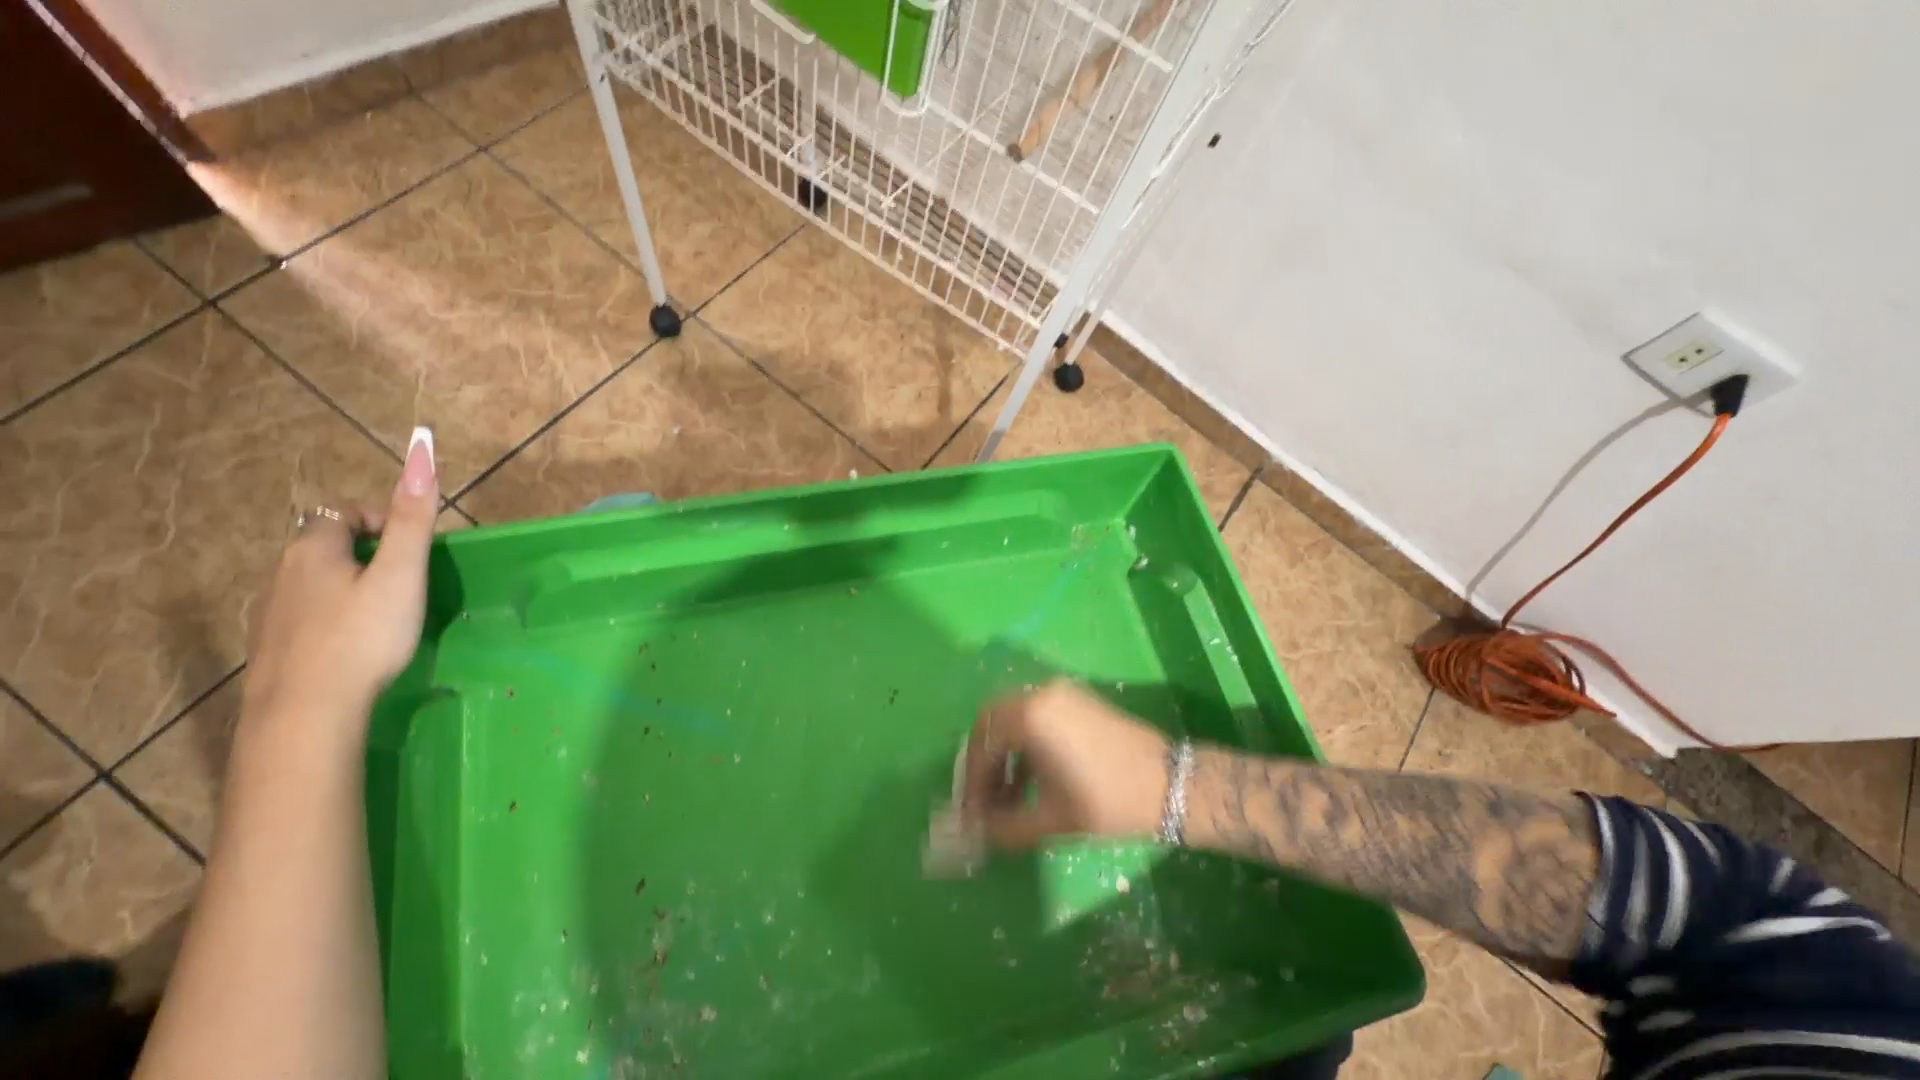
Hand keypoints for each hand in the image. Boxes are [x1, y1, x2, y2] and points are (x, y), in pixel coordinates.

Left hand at [241, 428, 439, 739]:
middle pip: (325, 546)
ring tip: (382, 616)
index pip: (343, 512)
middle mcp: (282, 571)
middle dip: (365, 554)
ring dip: (346, 587)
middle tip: (403, 584)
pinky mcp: (268, 649)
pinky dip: (328, 620)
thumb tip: (422, 448)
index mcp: (313, 548)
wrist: (306, 713)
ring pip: (312, 583)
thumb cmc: (363, 637)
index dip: (380, 521)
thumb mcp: (402, 575)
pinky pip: (302, 618)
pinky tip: (351, 646)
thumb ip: (412, 516)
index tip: (410, 550)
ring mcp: (269, 612)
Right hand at [961, 680, 1170, 849]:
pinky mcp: (1080, 702)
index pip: (980, 744)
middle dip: (982, 764)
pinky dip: (1025, 746)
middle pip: (992, 723)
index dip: (970, 783)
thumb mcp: (1051, 820)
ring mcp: (1063, 694)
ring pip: (1014, 719)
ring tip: (1007, 798)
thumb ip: (1003, 827)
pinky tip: (1031, 782)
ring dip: (1003, 756)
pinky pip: (1037, 717)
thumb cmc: (1109, 802)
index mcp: (1030, 715)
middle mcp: (1042, 694)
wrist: (1174, 786)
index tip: (970, 815)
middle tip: (982, 801)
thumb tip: (973, 833)